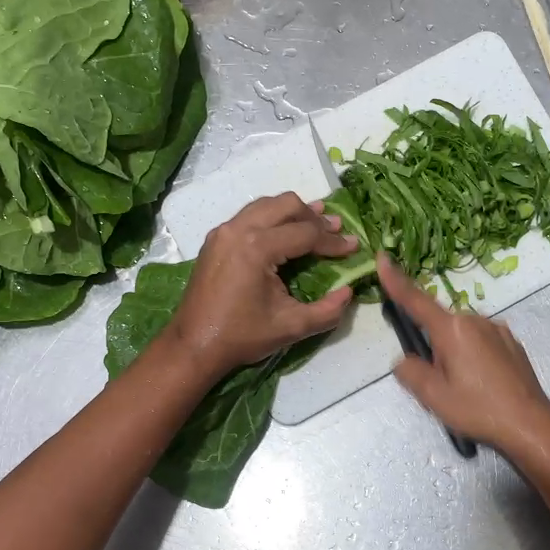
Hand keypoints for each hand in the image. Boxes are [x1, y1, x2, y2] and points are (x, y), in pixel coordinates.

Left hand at [164, 193, 357, 374]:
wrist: (195, 345)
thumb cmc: (242, 337)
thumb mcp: (291, 327)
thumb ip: (327, 311)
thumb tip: (349, 293)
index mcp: (256, 248)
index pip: (305, 233)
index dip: (333, 241)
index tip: (354, 247)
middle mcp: (238, 229)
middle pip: (286, 205)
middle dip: (315, 217)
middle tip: (337, 231)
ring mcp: (224, 232)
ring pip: (267, 205)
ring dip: (294, 213)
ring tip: (317, 223)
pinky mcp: (216, 239)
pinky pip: (250, 215)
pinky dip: (273, 218)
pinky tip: (286, 233)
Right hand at [379, 255, 549, 462]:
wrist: (529, 423)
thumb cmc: (478, 409)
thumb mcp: (434, 397)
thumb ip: (411, 372)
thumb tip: (404, 360)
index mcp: (453, 329)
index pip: (416, 302)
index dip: (396, 282)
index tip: (383, 259)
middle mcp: (476, 321)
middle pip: (440, 327)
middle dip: (434, 350)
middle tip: (443, 385)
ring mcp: (497, 330)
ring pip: (462, 337)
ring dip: (455, 355)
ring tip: (467, 390)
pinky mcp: (512, 343)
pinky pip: (481, 343)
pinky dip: (474, 359)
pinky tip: (484, 386)